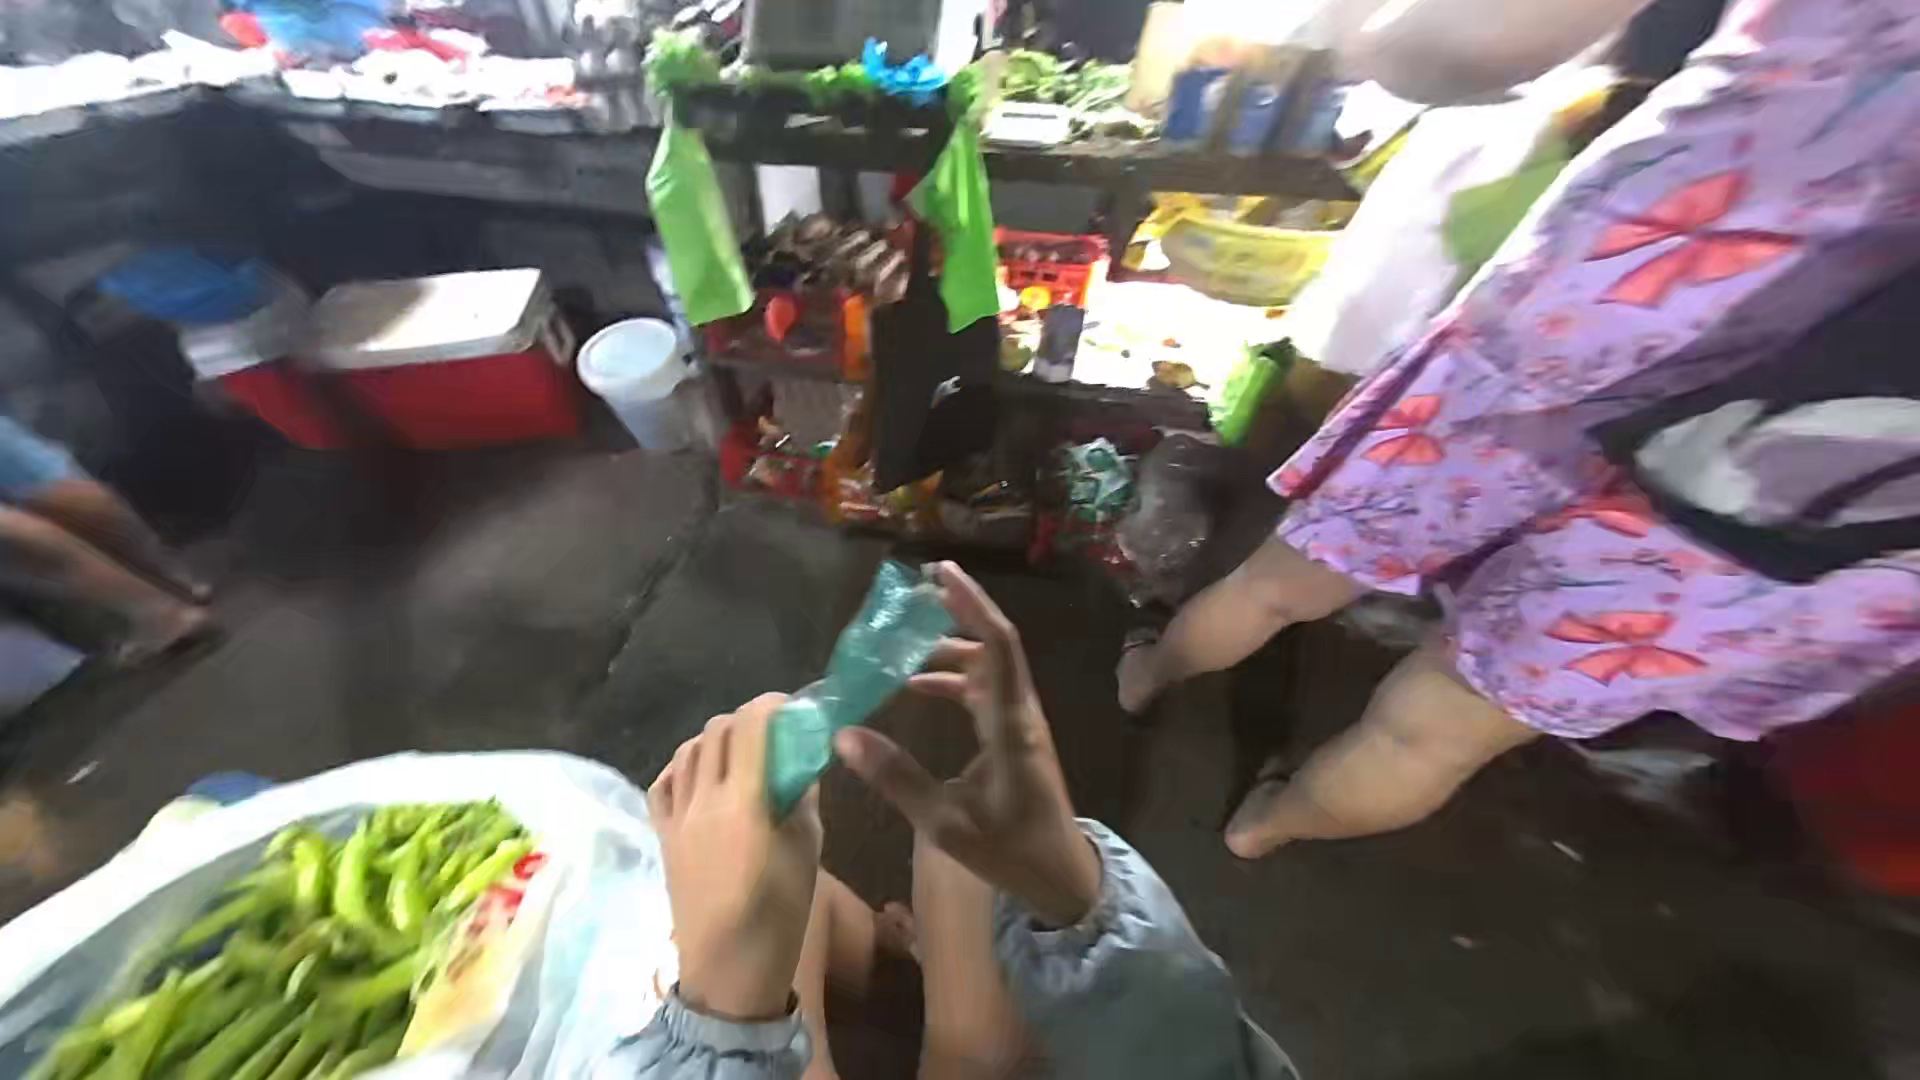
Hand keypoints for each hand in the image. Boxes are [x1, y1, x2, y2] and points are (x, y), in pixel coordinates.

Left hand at [649, 693, 822, 1019]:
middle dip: (747, 717)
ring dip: (717, 737)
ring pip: (688, 750)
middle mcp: (703, 801)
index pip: (749, 727)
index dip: (770, 704)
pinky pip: (664, 783)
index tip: (790, 705)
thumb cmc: (781, 910)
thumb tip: (802, 758)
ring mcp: (676, 819)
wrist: (730, 971)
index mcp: (743, 803)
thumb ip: (802, 793)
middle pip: (716, 730)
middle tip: (773, 728)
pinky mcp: (662, 836)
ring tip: (741, 748)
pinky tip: (704, 771)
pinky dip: (684, 765)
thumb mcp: (809, 845)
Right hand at [834, 562, 1101, 926]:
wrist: (1060, 874)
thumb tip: (844, 736)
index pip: (997, 645)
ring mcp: (1016, 718)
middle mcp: (1017, 708)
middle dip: (956, 611)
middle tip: (913, 594)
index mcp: (1010, 723)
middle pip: (992, 642)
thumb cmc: (1011, 849)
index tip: (942, 572)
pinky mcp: (1010, 730)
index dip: (972, 604)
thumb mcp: (946, 823)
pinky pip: (980, 687)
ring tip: (902, 641)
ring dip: (948, 646)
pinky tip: (916, 684)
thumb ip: (897, 778)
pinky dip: (950, 678)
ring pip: (984, 663)